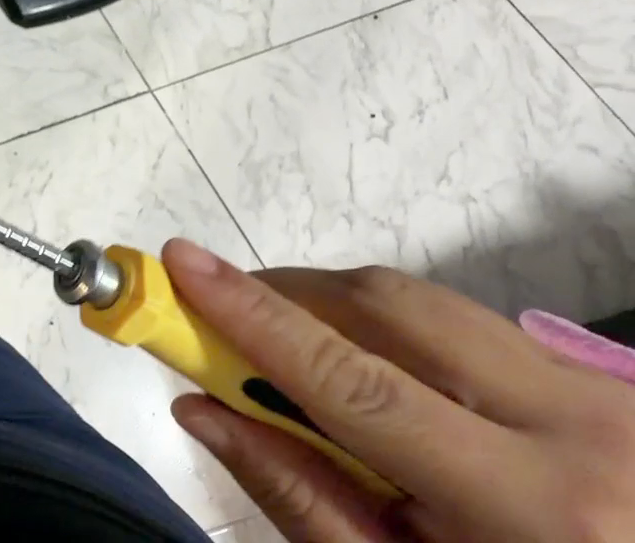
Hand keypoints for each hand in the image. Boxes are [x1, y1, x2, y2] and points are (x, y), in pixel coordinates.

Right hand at [161, 238, 634, 542]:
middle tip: (223, 315)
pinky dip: (396, 333)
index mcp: (535, 507)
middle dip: (288, 296)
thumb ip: (301, 498)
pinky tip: (388, 380)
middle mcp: (583, 429)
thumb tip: (197, 408)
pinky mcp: (606, 376)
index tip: (178, 262)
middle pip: (389, 309)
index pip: (353, 381)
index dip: (253, 316)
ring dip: (338, 310)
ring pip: (427, 302)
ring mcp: (608, 392)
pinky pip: (468, 321)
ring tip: (303, 354)